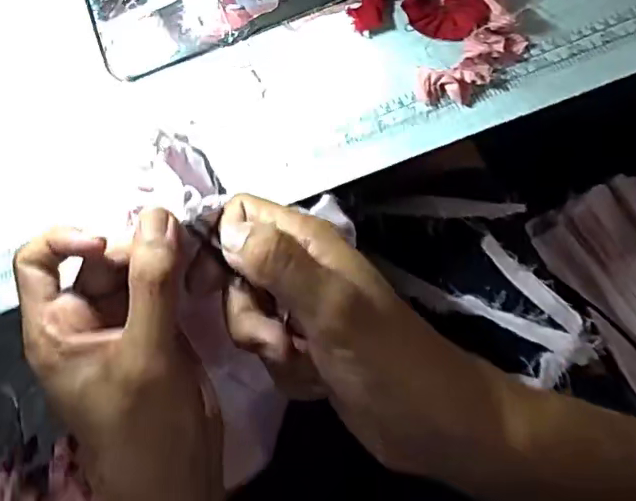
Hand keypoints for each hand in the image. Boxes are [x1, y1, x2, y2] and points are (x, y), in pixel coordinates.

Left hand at [15, 208, 222, 500]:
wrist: (180, 480)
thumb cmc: (144, 430)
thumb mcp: (145, 355)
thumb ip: (151, 283)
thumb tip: (158, 213)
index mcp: (55, 327)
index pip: (36, 261)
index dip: (64, 238)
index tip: (106, 240)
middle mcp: (82, 317)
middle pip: (96, 254)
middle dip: (130, 242)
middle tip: (170, 242)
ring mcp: (119, 319)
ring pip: (131, 260)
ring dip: (158, 247)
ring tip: (188, 242)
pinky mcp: (153, 322)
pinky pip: (158, 276)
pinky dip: (174, 261)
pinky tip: (195, 258)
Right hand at [214, 194, 508, 477]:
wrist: (428, 421)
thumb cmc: (383, 355)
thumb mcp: (330, 306)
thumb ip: (280, 264)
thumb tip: (227, 227)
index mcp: (306, 238)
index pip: (241, 214)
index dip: (218, 243)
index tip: (208, 286)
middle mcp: (298, 264)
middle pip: (235, 268)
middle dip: (245, 309)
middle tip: (275, 336)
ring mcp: (299, 305)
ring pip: (246, 312)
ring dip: (265, 344)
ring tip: (301, 360)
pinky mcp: (301, 343)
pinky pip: (264, 348)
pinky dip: (283, 369)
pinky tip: (315, 379)